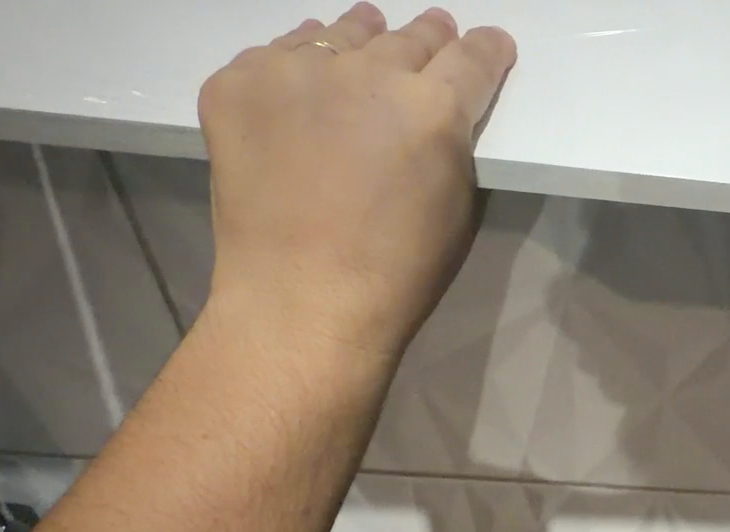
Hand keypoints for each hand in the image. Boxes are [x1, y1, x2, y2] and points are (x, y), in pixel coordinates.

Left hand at [198, 3, 515, 361]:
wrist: (304, 299)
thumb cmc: (400, 274)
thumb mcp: (456, 212)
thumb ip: (452, 149)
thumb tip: (438, 118)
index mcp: (433, 110)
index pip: (472, 59)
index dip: (488, 50)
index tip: (492, 44)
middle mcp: (367, 72)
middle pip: (408, 37)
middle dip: (430, 37)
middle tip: (437, 33)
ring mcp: (294, 70)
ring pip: (339, 35)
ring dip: (362, 39)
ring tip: (368, 38)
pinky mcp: (236, 82)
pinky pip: (277, 58)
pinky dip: (299, 68)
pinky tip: (306, 93)